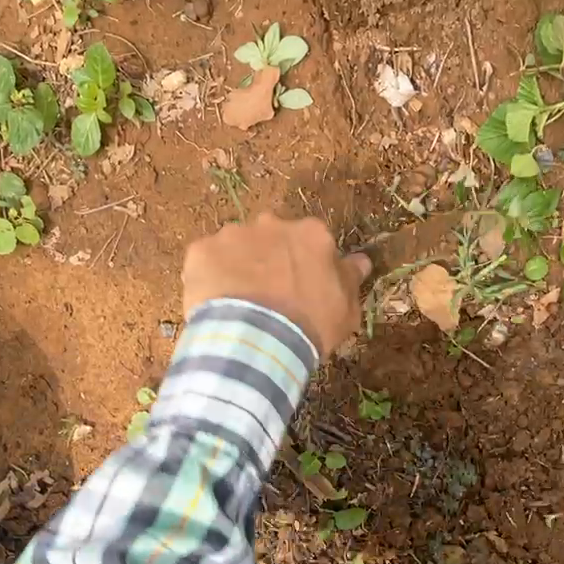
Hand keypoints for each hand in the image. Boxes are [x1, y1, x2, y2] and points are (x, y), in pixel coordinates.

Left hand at [182, 213, 370, 359]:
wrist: (258, 339)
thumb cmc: (310, 326)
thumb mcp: (345, 311)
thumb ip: (351, 280)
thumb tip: (361, 261)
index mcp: (312, 235)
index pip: (313, 243)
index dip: (307, 268)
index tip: (303, 292)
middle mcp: (272, 224)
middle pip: (272, 239)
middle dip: (270, 261)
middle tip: (269, 299)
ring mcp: (233, 235)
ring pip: (237, 249)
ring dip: (239, 269)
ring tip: (240, 307)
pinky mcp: (201, 251)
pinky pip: (206, 263)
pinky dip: (210, 280)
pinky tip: (217, 307)